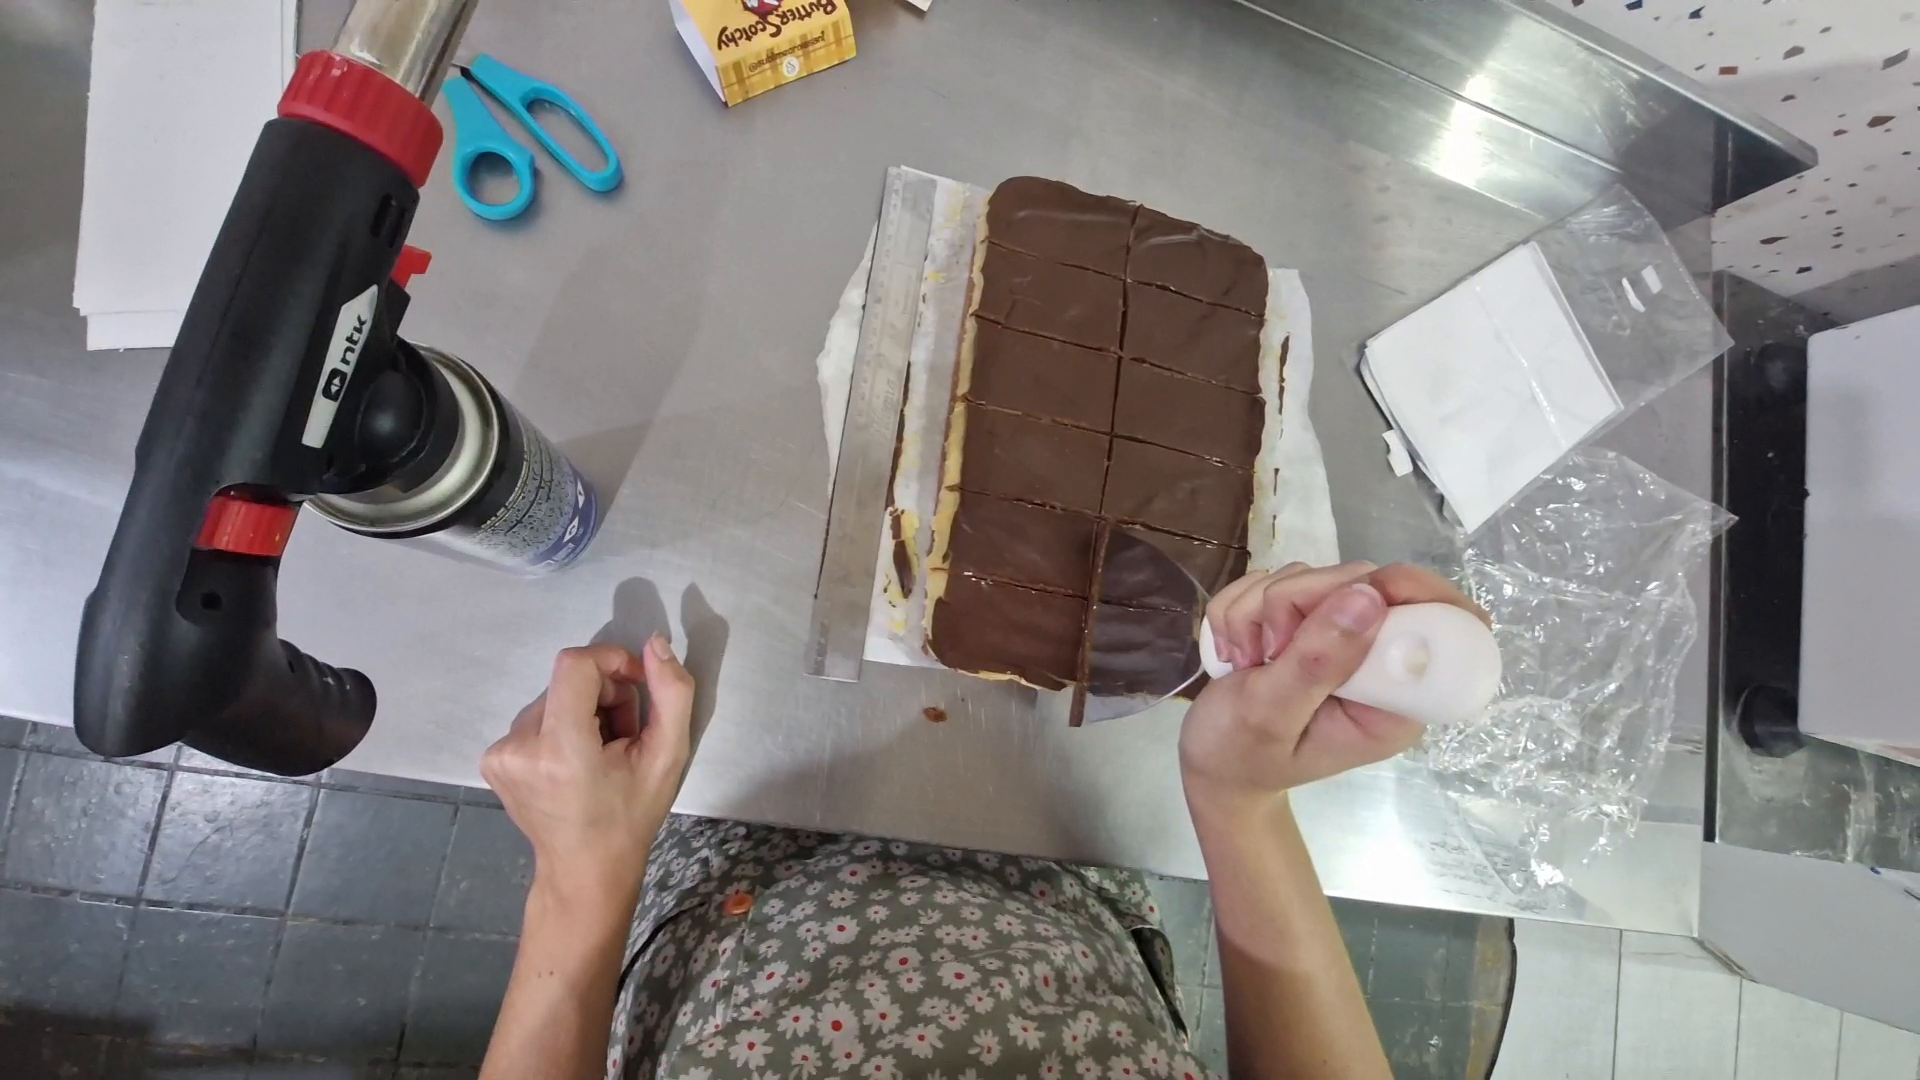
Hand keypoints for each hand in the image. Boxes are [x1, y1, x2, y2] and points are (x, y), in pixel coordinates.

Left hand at [481, 638, 694, 923]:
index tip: (639, 684)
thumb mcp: (669, 753)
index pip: (576, 664)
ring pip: (556, 695)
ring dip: (588, 709)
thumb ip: (672, 693)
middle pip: (570, 679)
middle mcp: (517, 746)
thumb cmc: (632, 813)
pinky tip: (581, 757)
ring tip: (606, 749)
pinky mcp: (493, 757)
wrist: (585, 868)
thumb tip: (654, 643)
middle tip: (628, 733)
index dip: (613, 660)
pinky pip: (540, 714)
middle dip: (607, 694)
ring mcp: (499, 753)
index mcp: (560, 748)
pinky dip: (567, 723)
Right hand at [1180, 562, 1484, 817]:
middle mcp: (1374, 661)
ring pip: (1305, 576)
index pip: (1439, 620)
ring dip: (1255, 611)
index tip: (1341, 598)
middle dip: (1293, 603)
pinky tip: (1234, 649)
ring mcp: (1334, 636)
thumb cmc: (1240, 754)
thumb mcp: (1270, 715)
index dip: (1399, 591)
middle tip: (1265, 653)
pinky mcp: (1299, 621)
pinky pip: (1270, 581)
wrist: (1210, 765)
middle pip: (1356, 582)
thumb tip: (1369, 597)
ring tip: (1245, 660)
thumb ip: (1317, 661)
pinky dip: (1238, 608)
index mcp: (1393, 697)